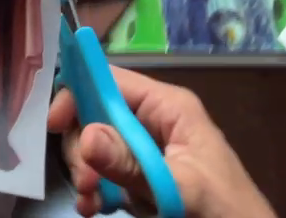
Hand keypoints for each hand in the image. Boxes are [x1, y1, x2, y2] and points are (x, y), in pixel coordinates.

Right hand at [49, 66, 274, 217]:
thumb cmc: (230, 217)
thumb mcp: (182, 191)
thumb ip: (132, 165)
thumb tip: (85, 136)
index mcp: (168, 106)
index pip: (110, 80)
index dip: (78, 94)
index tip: (55, 125)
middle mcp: (155, 121)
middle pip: (97, 114)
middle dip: (83, 145)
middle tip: (84, 181)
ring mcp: (149, 152)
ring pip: (97, 145)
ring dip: (86, 171)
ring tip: (89, 201)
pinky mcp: (146, 181)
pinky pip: (107, 173)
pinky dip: (95, 189)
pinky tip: (92, 207)